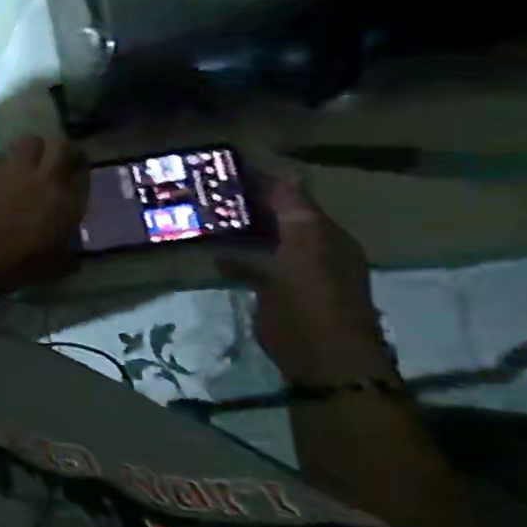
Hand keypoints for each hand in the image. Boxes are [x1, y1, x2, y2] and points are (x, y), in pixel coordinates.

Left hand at [0, 135, 87, 285]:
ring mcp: (15, 171)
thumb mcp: (60, 263)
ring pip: (26, 141)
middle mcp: (45, 178)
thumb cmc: (26, 263)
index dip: (79, 167)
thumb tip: (73, 257)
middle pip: (60, 145)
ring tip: (22, 162)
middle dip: (57, 149)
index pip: (83, 169)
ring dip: (27, 149)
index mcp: (69, 199)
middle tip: (51, 159)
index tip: (74, 170)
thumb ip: (71, 252)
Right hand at [220, 178, 398, 386]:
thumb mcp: (304, 252)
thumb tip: (288, 174)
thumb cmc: (312, 302)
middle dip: (247, 201)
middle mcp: (313, 249)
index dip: (264, 181)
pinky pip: (255, 263)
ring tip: (202, 215)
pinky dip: (236, 255)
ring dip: (239, 227)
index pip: (293, 197)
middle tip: (204, 188)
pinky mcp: (278, 291)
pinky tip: (213, 254)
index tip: (225, 167)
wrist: (322, 359)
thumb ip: (296, 215)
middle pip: (279, 217)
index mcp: (324, 236)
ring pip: (265, 239)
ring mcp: (295, 272)